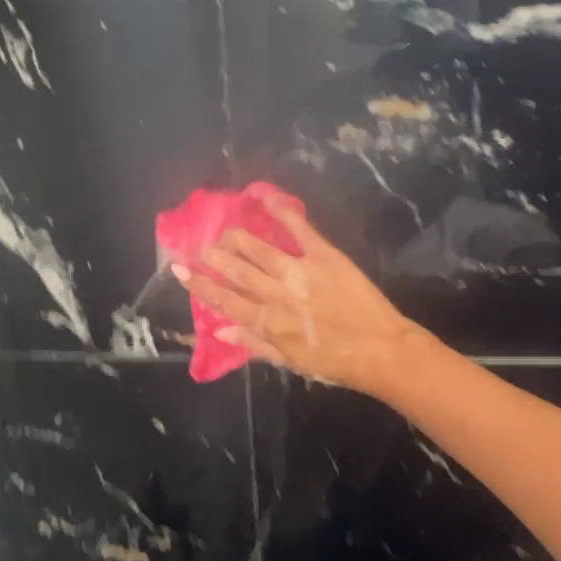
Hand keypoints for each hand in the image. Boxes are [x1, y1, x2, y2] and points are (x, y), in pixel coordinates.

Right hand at [173, 198, 430, 393]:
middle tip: (200, 246)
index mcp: (268, 323)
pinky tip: (265, 198)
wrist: (381, 350)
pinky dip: (282, 211)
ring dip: (238, 238)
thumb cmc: (336, 362)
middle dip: (215, 258)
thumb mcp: (292, 362)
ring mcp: (300, 272)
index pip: (225, 301)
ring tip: (225, 230)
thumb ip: (255, 344)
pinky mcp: (324, 256)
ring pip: (259, 249)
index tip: (180, 271)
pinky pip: (300, 229)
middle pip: (237, 271)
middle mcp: (277, 295)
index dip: (200, 285)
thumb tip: (221, 330)